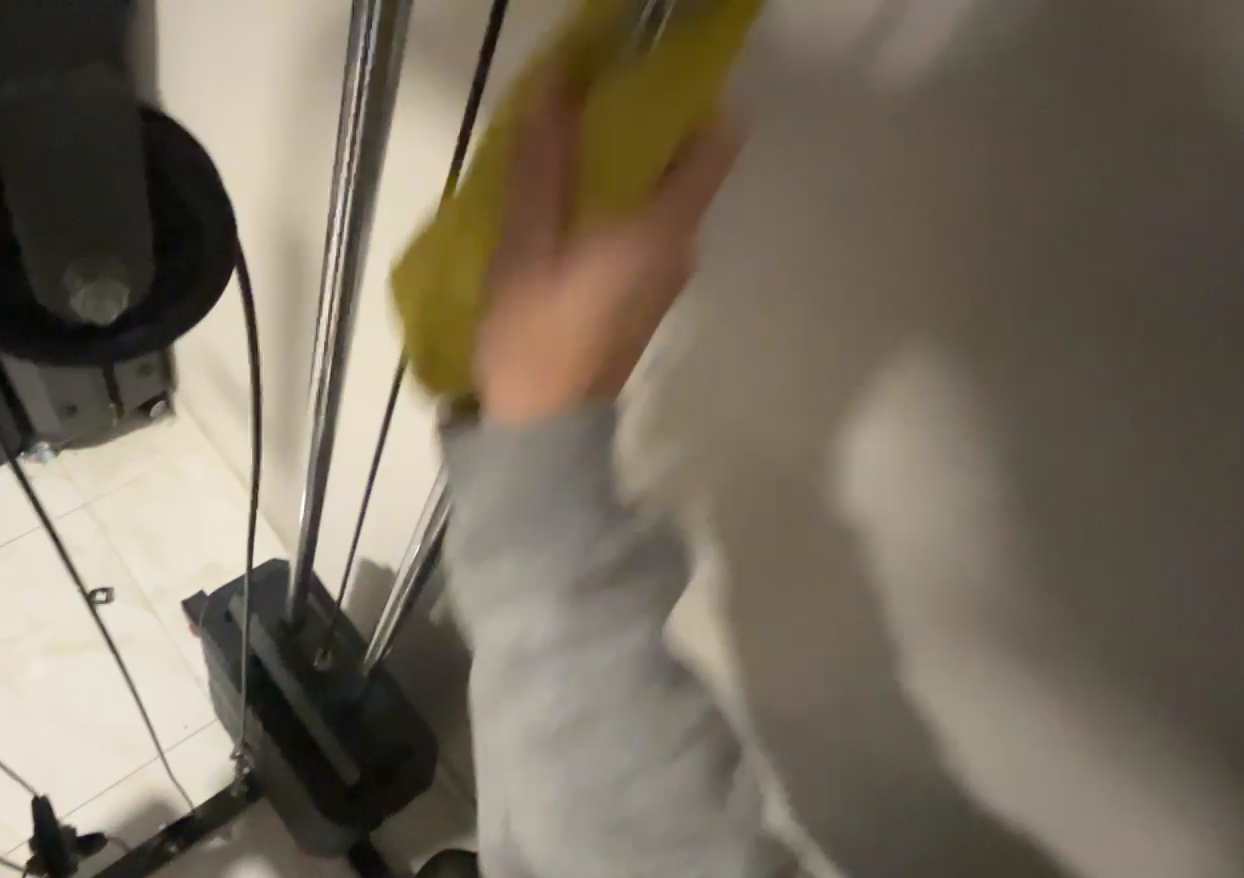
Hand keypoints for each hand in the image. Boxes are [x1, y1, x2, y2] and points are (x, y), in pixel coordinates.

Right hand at [473, 85, 741, 425]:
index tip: (630, 93)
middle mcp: (681, 248)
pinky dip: (611, 219)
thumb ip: (542, 165)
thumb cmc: (533, 339)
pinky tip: (561, 234)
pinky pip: (641, 237)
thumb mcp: (525, 248)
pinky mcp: (644, 304)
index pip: (718, 136)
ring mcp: (666, 280)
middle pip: (682, 167)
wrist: (541, 430)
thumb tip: (556, 81)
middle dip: (636, 138)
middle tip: (574, 129)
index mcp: (663, 227)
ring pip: (658, 204)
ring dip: (617, 181)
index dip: (685, 101)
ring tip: (557, 181)